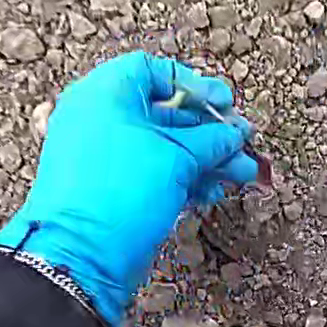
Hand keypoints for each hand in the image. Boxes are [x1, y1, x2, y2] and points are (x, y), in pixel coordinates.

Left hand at [0, 52, 256, 326]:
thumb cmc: (122, 191)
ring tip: (242, 174)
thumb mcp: (178, 157)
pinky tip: (213, 192)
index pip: (154, 71)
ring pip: (171, 147)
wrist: (83, 255)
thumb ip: (214, 140)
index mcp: (106, 95)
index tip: (224, 104)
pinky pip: (161, 172)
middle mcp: (106, 120)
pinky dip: (189, 178)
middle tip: (243, 143)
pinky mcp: (122, 187)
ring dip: (210, 159)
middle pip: (170, 113)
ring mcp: (113, 156)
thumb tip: (237, 133)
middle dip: (212, 130)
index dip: (194, 84)